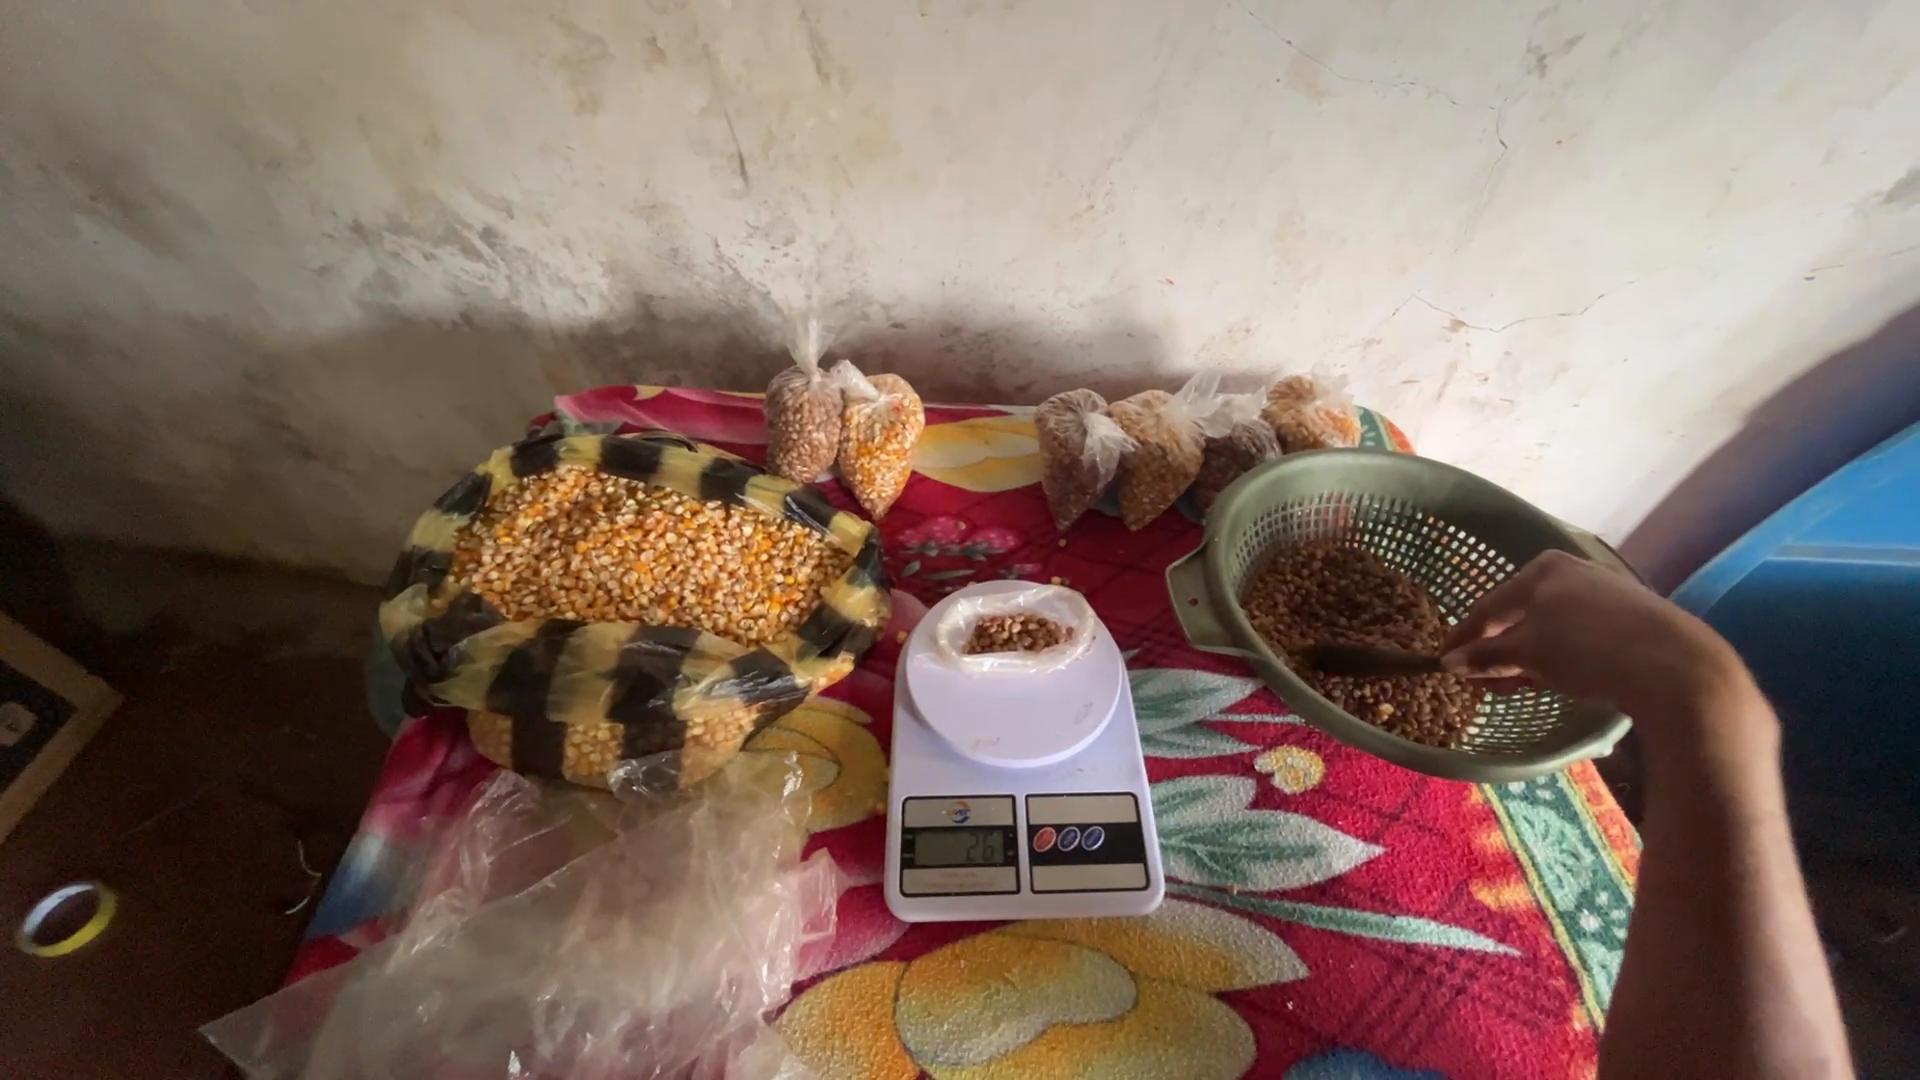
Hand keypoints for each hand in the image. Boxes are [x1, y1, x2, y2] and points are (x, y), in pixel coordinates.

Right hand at [1440, 551, 1764, 743]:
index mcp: (1542, 569)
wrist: (1681, 671)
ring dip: (1527, 656)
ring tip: (1513, 683)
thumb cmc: (1587, 650)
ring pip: (1550, 626)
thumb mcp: (1526, 656)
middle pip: (1520, 614)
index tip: (1444, 660)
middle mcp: (1575, 572)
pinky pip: (1580, 635)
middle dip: (1497, 648)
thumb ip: (1484, 657)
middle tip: (1480, 676)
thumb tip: (1449, 663)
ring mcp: (1608, 594)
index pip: (1488, 606)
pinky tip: (1554, 677)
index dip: (1463, 637)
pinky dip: (1559, 655)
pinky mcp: (1635, 619)